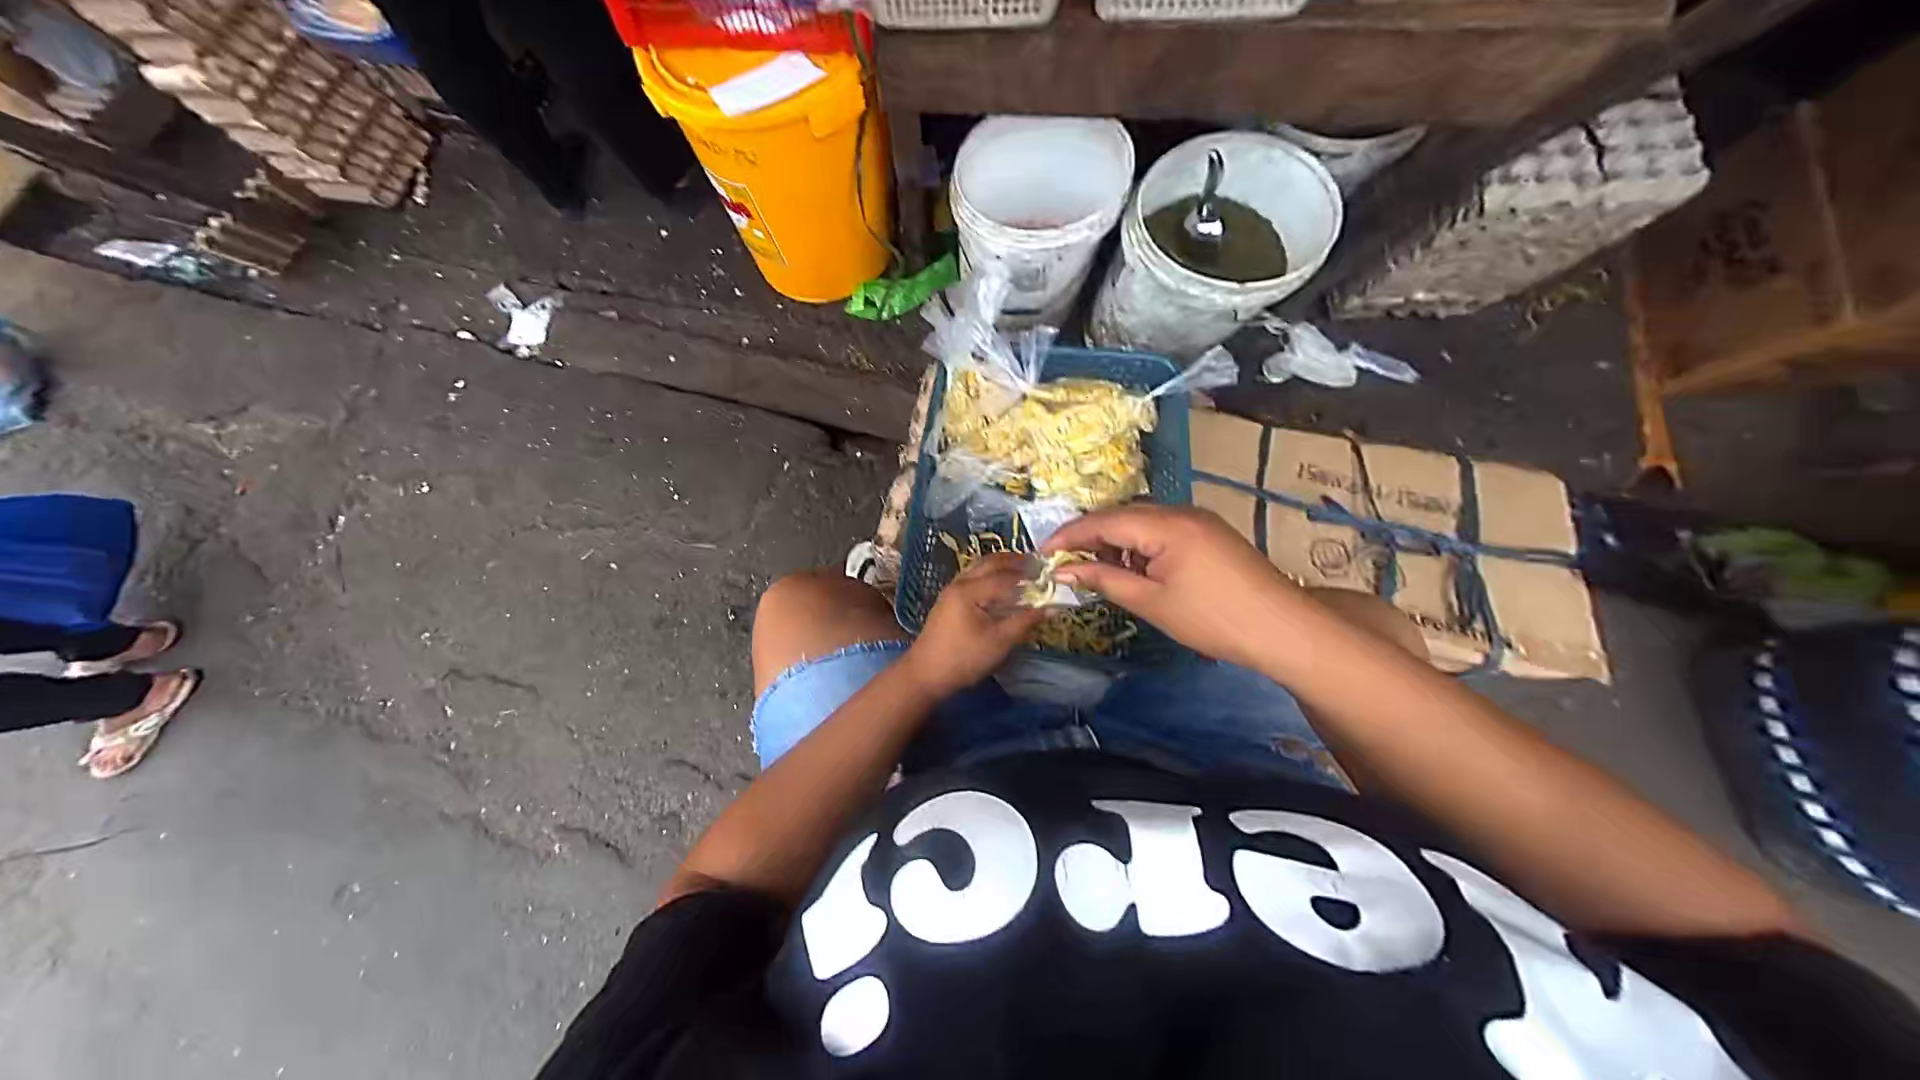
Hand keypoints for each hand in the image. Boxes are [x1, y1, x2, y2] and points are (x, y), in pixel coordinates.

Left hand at [903, 553, 1047, 698]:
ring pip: (980, 568)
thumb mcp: (999, 642)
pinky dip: (991, 576)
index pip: (1006, 576)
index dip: (1030, 576)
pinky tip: (1002, 588)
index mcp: (970, 590)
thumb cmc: (964, 659)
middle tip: (1038, 566)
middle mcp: (959, 583)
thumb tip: (1051, 607)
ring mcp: (951, 591)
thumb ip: (1025, 621)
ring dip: (1002, 567)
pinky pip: (974, 578)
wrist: (925, 675)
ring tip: (1024, 573)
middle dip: (1015, 561)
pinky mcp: (949, 601)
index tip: (1051, 577)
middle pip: (990, 563)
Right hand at [1043, 505, 1306, 668]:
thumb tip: (1064, 570)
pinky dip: (1141, 545)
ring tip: (1098, 571)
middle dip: (1092, 536)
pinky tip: (1135, 569)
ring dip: (1117, 541)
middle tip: (1066, 562)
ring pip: (1143, 520)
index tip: (1043, 552)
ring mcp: (1199, 520)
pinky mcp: (1210, 533)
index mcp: (1165, 525)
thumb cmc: (1213, 619)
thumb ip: (1104, 580)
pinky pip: (1163, 529)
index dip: (1070, 535)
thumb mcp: (1152, 602)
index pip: (1105, 521)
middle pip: (1123, 515)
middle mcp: (1181, 512)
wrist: (1284, 629)